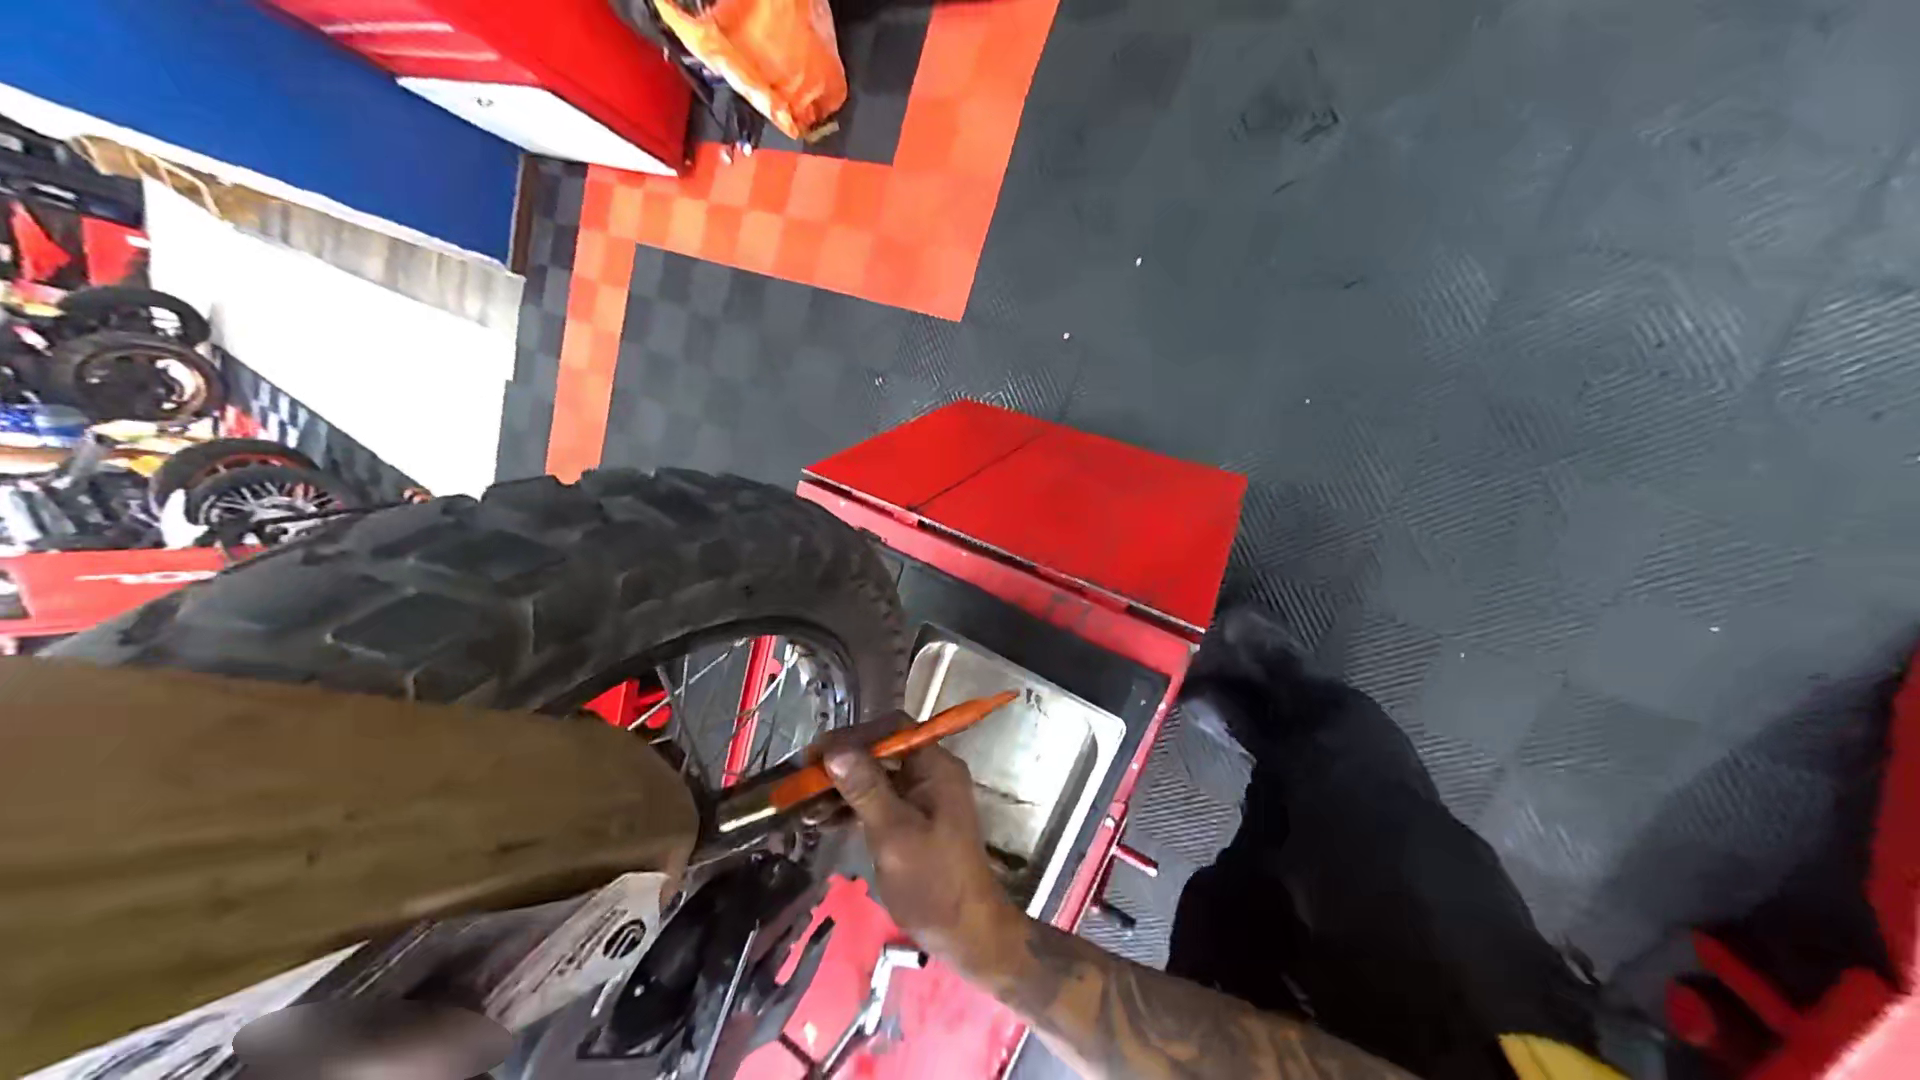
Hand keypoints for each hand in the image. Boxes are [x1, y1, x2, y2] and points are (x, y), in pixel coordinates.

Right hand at [823, 744, 1026, 972]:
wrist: (965, 932)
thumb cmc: (932, 881)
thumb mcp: (893, 833)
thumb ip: (865, 789)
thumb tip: (836, 750)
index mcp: (936, 766)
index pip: (892, 729)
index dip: (853, 736)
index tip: (816, 755)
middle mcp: (931, 772)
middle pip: (881, 751)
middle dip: (842, 764)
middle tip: (803, 780)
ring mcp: (923, 795)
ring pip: (877, 777)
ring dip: (842, 788)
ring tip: (804, 805)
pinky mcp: (914, 819)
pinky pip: (880, 800)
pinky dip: (853, 807)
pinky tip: (822, 821)